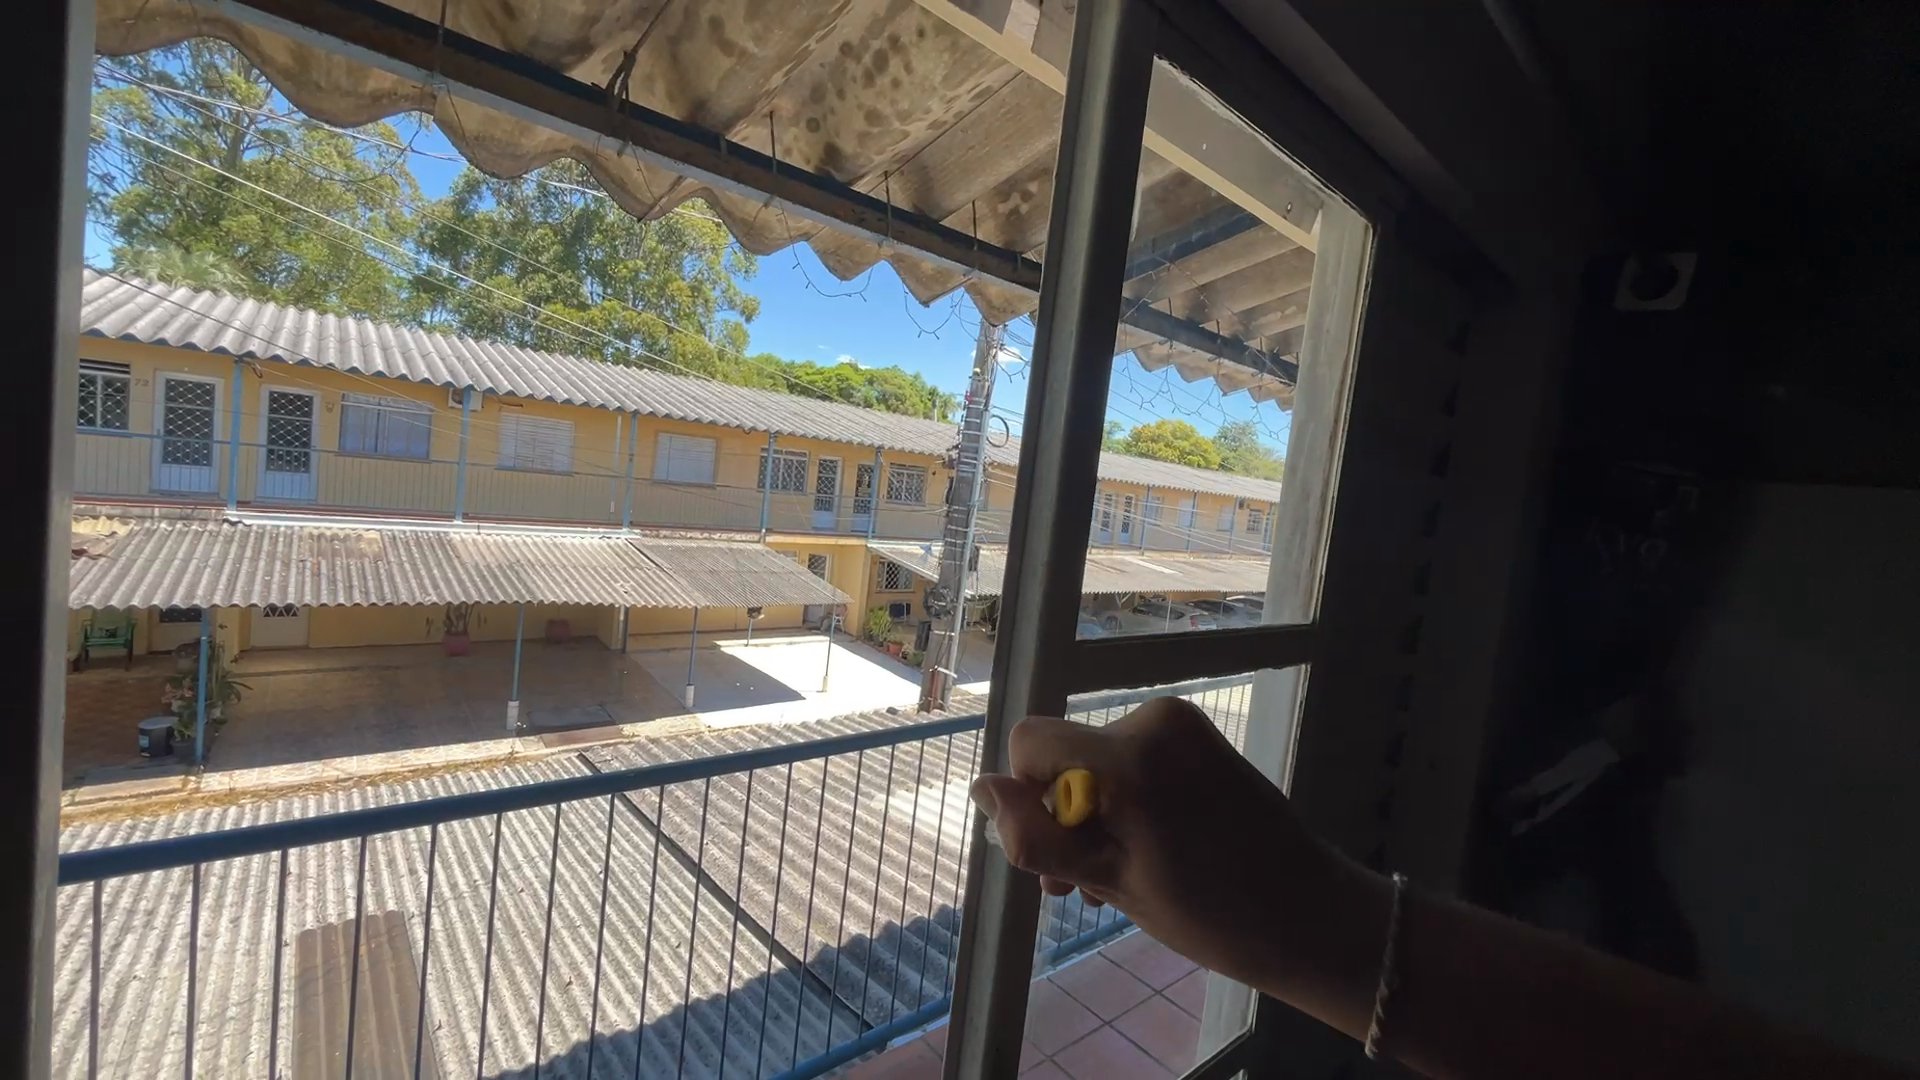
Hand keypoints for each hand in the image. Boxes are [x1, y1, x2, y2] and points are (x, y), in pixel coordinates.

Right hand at [970, 697, 1387, 1023]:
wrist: (1315, 913)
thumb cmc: (1213, 915)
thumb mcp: (1110, 882)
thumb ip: (1037, 837)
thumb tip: (983, 790)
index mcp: (1131, 758)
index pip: (1031, 740)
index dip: (1027, 794)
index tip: (1061, 850)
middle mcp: (1152, 720)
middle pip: (1064, 751)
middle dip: (1062, 811)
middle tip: (1084, 883)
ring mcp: (1178, 720)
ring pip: (1094, 756)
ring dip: (1094, 810)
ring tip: (1118, 873)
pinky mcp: (1193, 730)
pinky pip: (1129, 753)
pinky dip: (1124, 795)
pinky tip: (1146, 844)